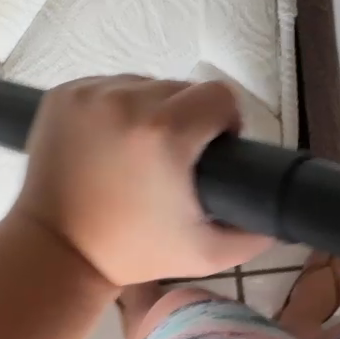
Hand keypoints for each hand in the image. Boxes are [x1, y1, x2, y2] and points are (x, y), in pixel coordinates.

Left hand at [10, 77, 269, 284]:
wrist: (57, 251)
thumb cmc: (136, 252)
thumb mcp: (207, 254)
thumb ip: (255, 235)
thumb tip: (282, 219)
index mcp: (166, 133)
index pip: (221, 95)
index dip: (227, 121)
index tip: (216, 150)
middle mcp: (127, 101)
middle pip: (184, 88)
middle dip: (190, 118)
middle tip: (178, 160)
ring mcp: (91, 94)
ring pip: (146, 85)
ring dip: (154, 110)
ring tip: (143, 152)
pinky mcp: (64, 95)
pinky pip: (110, 87)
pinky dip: (119, 108)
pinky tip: (115, 143)